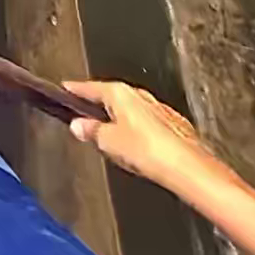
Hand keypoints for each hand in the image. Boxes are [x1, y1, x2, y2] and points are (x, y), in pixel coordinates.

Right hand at [63, 80, 224, 188]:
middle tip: (84, 115)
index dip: (77, 89)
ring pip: (130, 109)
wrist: (187, 167)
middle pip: (111, 96)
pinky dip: (137, 130)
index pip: (91, 87)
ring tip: (110, 135)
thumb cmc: (150, 150)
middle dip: (98, 106)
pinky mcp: (171, 124)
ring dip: (118, 119)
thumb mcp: (108, 142)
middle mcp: (139, 95)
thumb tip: (80, 126)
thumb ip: (91, 131)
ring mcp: (157, 109)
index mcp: (120, 93)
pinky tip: (136, 146)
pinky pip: (146, 122)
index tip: (67, 87)